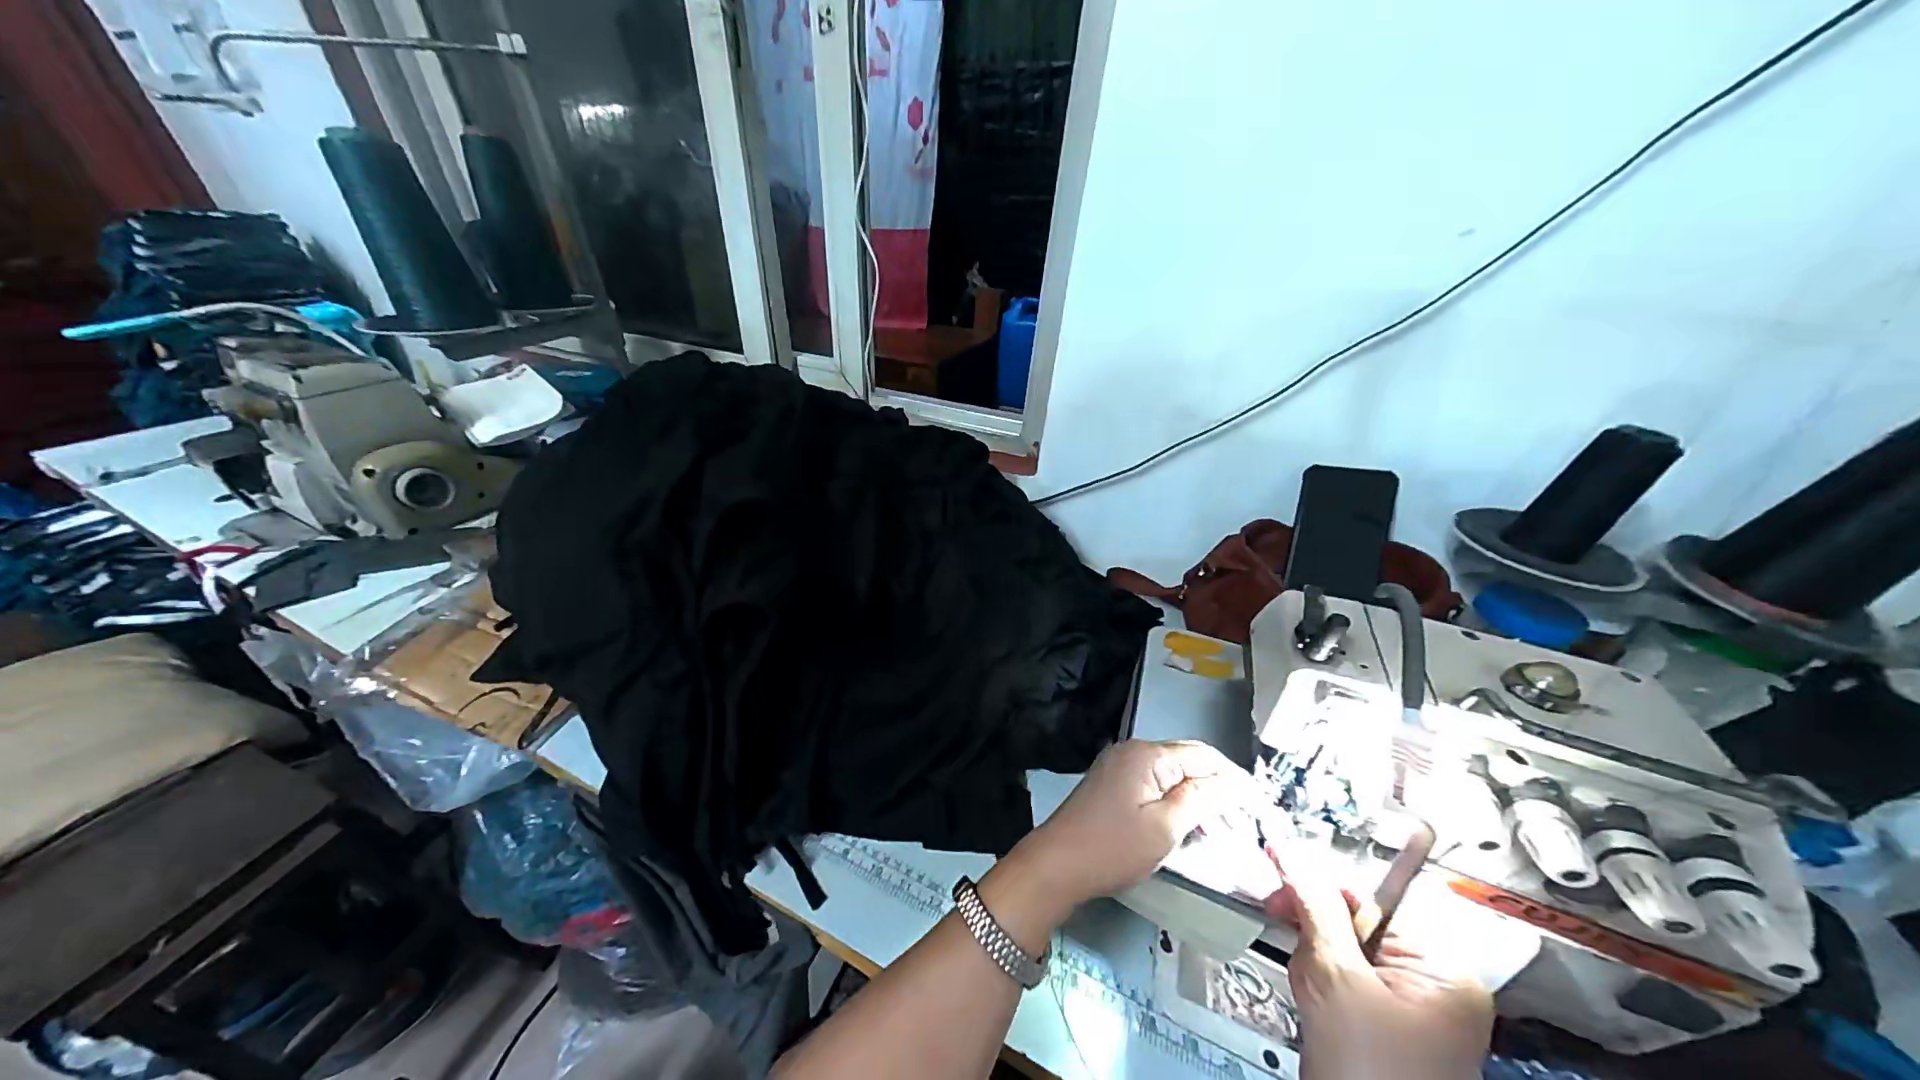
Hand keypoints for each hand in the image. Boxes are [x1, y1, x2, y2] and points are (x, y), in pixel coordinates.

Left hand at [1009, 739, 1251, 910]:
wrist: (1057, 863)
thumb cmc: (1114, 847)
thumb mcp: (1166, 826)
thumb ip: (1202, 798)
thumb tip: (1232, 782)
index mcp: (1147, 754)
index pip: (1203, 755)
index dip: (1234, 777)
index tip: (1260, 804)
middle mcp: (1132, 751)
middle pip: (1187, 760)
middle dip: (1217, 786)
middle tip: (1243, 820)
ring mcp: (1118, 766)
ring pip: (1171, 774)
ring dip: (1197, 795)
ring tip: (1220, 827)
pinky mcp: (1111, 784)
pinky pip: (1153, 783)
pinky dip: (1174, 800)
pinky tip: (1187, 823)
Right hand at [1265, 843, 1493, 1079]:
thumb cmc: (1365, 1072)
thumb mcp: (1334, 976)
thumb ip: (1315, 908)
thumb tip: (1295, 857)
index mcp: (1444, 971)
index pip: (1373, 898)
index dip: (1322, 885)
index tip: (1278, 869)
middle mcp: (1438, 987)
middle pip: (1359, 925)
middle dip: (1318, 937)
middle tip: (1297, 951)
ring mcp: (1417, 1012)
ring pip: (1347, 954)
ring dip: (1316, 965)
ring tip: (1312, 996)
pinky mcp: (1391, 1029)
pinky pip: (1348, 983)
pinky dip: (1322, 986)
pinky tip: (1317, 1008)